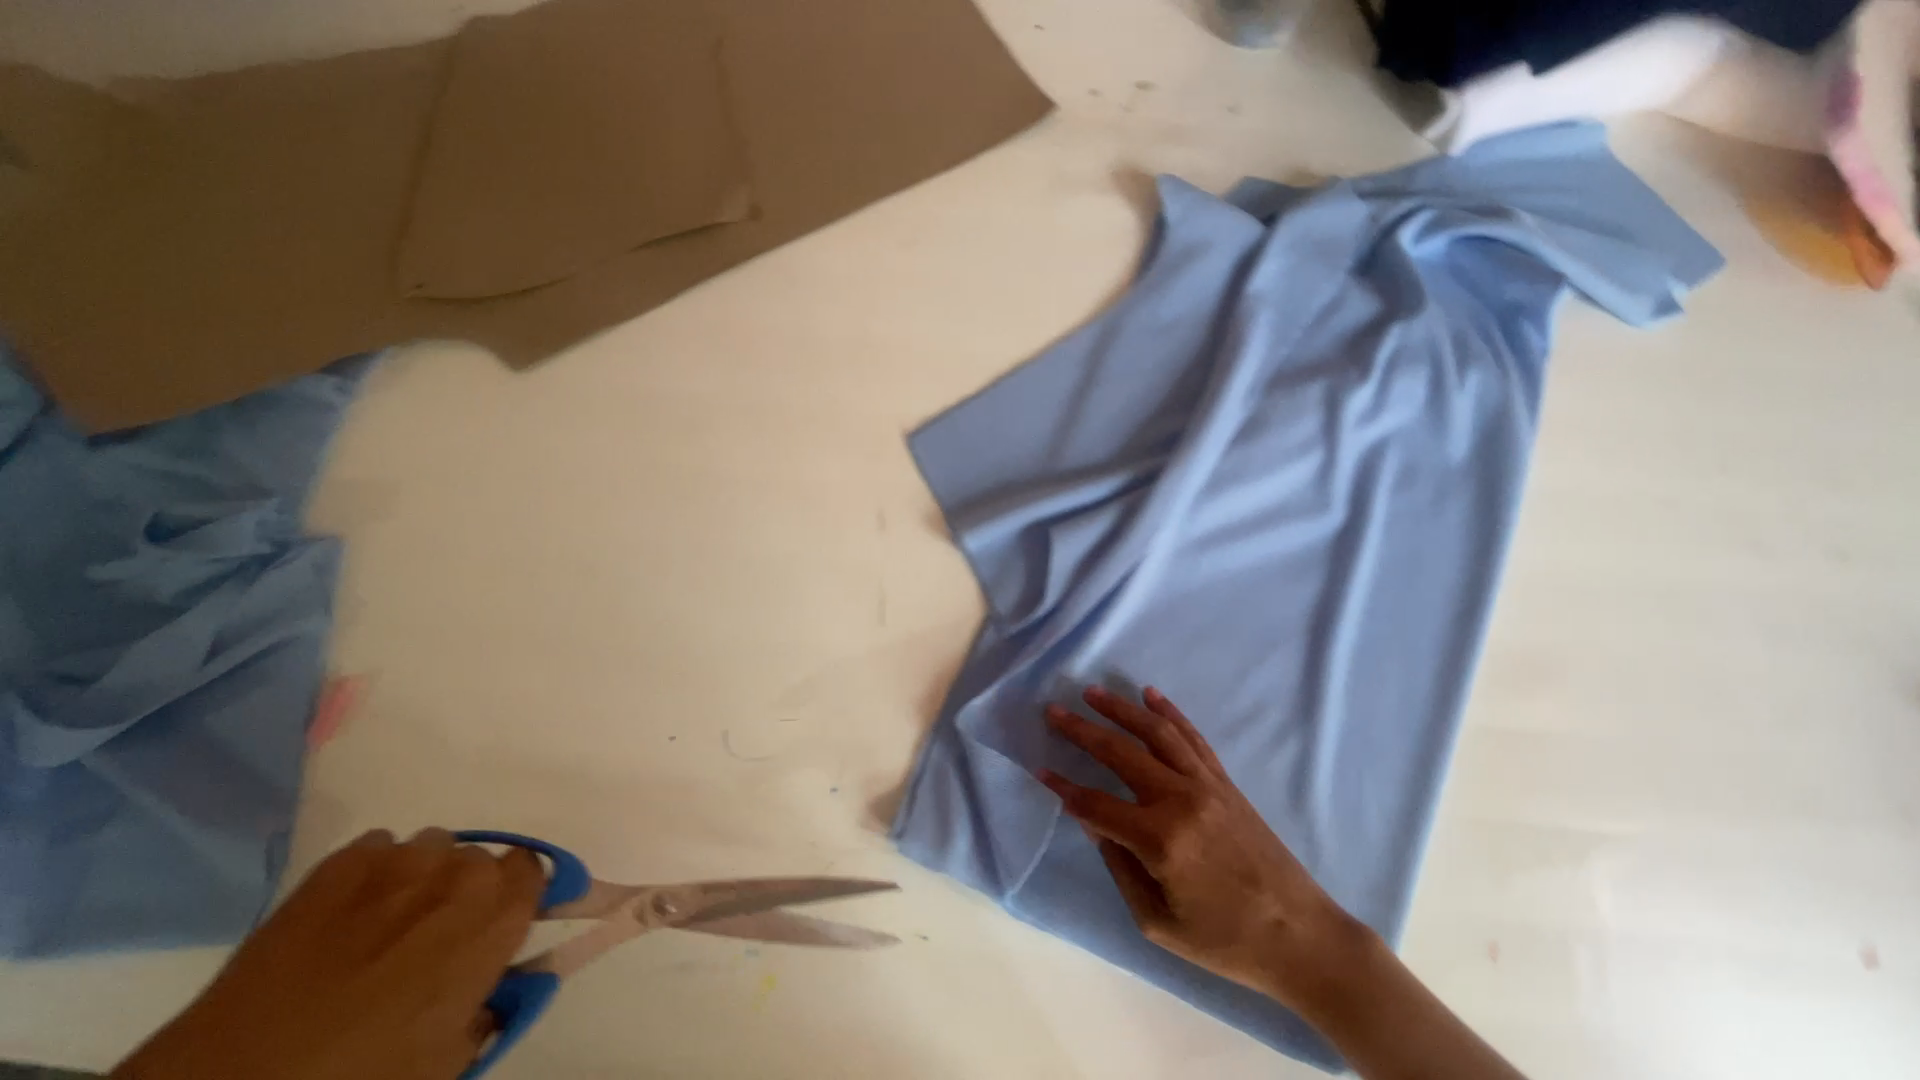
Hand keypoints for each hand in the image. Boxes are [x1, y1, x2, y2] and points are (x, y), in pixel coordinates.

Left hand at [114, 828, 543, 1079]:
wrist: (242, 1076)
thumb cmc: (364, 1074)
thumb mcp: (449, 1059)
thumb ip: (487, 1009)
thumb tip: (494, 987)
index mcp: (493, 920)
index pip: (532, 871)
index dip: (515, 896)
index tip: (497, 926)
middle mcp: (456, 876)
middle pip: (480, 859)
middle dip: (466, 890)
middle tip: (436, 938)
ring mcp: (394, 863)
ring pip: (431, 847)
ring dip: (423, 877)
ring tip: (387, 923)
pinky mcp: (336, 865)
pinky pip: (379, 847)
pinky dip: (376, 872)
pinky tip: (349, 913)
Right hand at [1042, 687, 1527, 1079]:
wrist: (1300, 935)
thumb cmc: (1224, 940)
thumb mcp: (1157, 921)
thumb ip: (1121, 867)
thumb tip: (1095, 825)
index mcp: (1159, 840)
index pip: (1095, 803)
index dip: (1064, 788)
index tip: (1040, 771)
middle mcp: (1180, 801)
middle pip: (1120, 754)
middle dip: (1082, 731)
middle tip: (1053, 711)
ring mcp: (1207, 786)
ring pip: (1156, 733)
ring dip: (1121, 709)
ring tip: (1092, 693)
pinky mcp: (1226, 784)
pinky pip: (1192, 738)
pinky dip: (1170, 713)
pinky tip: (1151, 695)